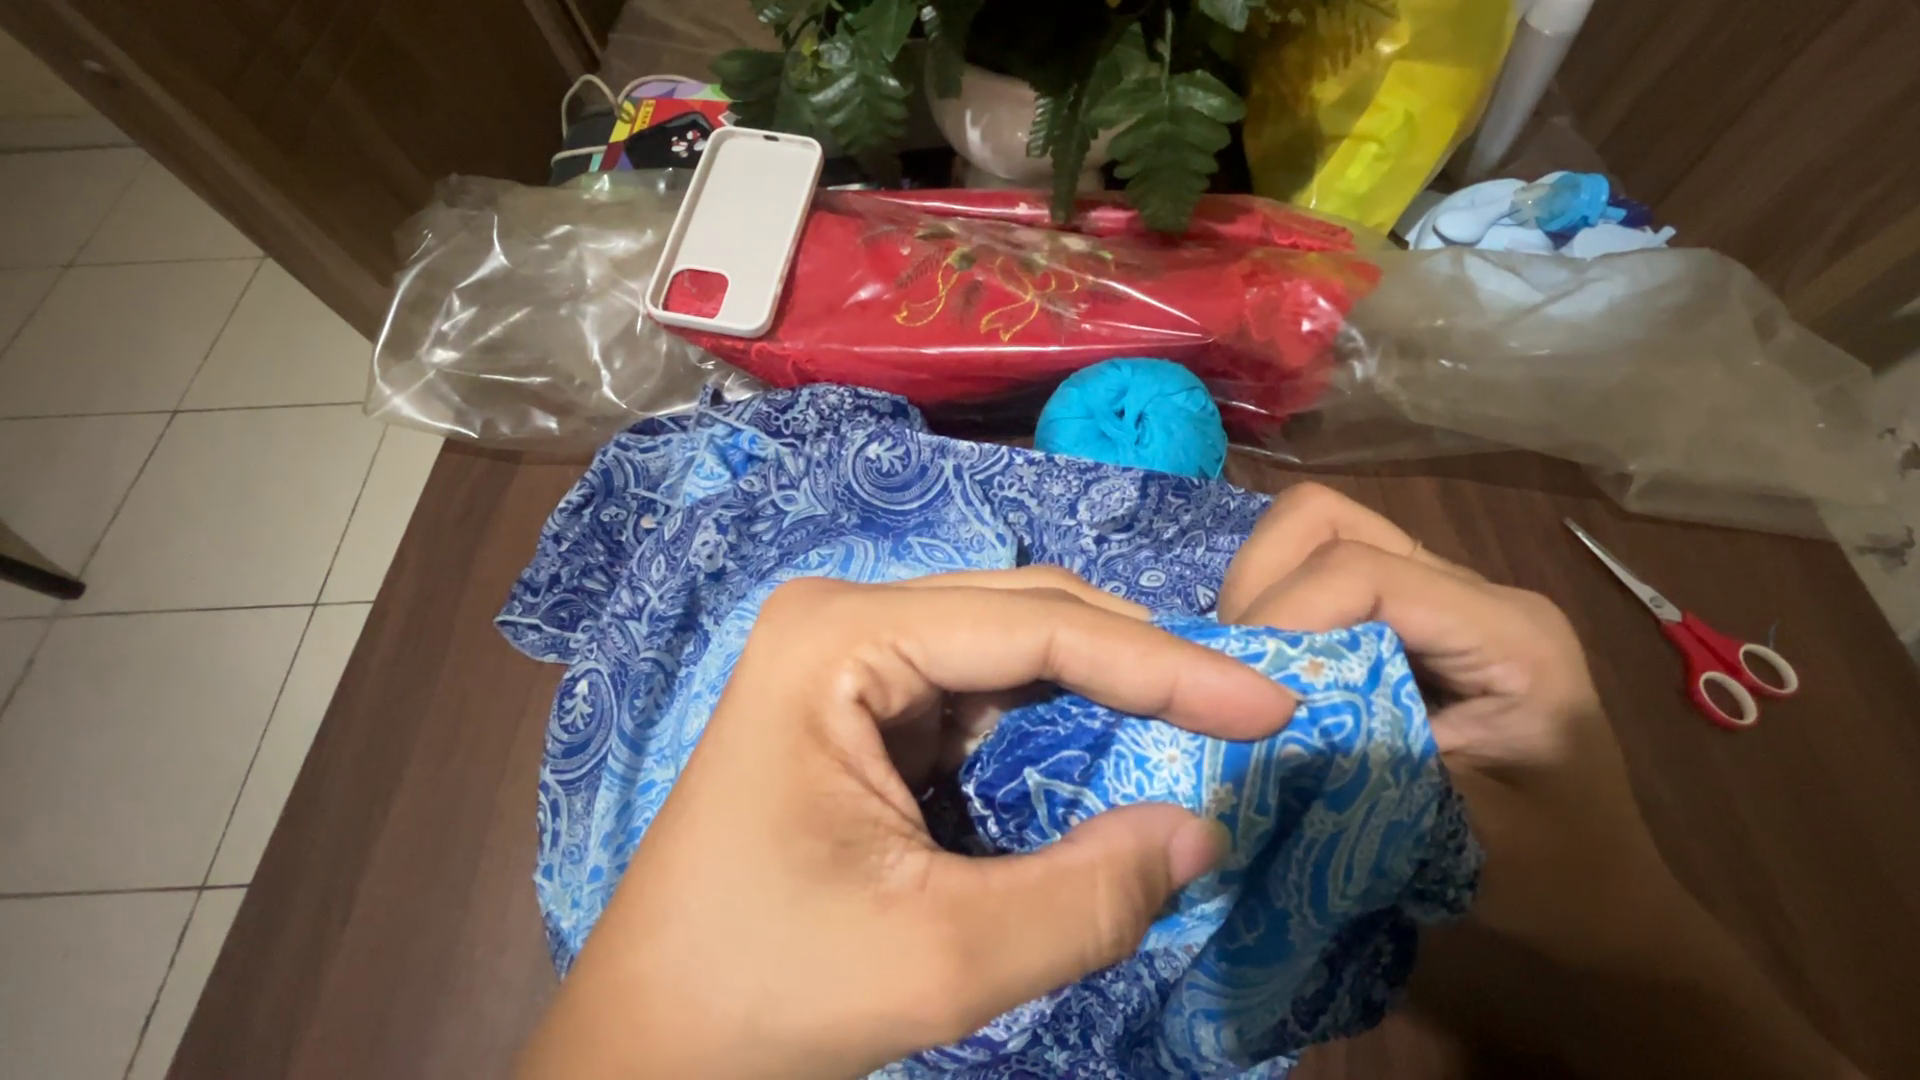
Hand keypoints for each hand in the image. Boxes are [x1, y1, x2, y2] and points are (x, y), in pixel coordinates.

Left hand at [516, 568, 1295, 1079]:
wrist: (652, 1038)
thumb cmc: (767, 990)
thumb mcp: (939, 959)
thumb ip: (1088, 897)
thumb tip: (1204, 832)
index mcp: (839, 638)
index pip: (1032, 625)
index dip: (1162, 664)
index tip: (1269, 703)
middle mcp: (845, 618)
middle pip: (1023, 615)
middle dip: (1138, 663)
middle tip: (1244, 707)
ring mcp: (851, 653)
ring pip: (1010, 646)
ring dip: (1104, 683)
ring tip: (1197, 716)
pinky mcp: (864, 698)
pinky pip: (982, 688)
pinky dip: (1057, 713)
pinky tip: (1111, 736)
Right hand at [1219, 484, 1868, 1077]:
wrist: (1597, 897)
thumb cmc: (1547, 876)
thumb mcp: (1447, 828)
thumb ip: (1347, 754)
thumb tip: (1239, 715)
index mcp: (1504, 633)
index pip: (1357, 570)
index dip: (1281, 616)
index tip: (1234, 691)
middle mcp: (1468, 589)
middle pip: (1322, 521)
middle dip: (1259, 589)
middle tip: (1236, 672)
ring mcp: (1433, 593)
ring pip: (1307, 534)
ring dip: (1259, 595)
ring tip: (1248, 672)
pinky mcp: (1403, 612)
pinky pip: (1312, 573)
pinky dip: (1271, 610)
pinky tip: (1270, 673)